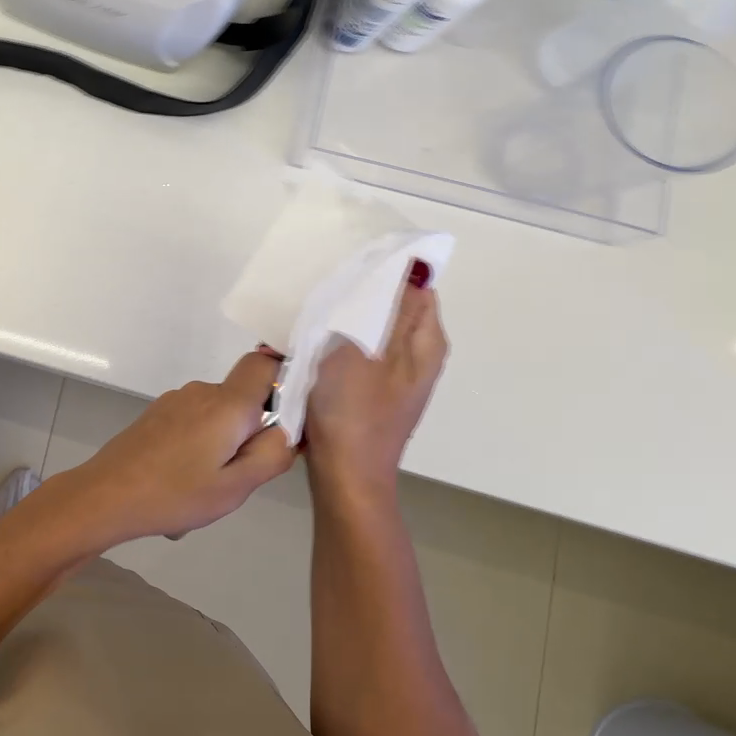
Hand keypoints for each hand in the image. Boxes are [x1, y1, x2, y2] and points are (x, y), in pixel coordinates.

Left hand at [58, 349, 294, 545]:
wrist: (106, 495)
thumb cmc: (175, 494)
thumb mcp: (236, 486)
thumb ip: (273, 454)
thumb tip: (292, 428)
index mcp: (225, 404)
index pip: (265, 365)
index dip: (286, 381)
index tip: (292, 419)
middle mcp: (200, 392)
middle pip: (244, 396)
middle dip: (254, 430)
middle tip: (242, 474)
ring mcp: (175, 401)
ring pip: (219, 414)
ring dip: (225, 443)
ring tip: (208, 484)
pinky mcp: (157, 414)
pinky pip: (196, 422)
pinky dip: (201, 446)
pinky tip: (185, 481)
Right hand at [304, 276, 448, 496]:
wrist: (344, 474)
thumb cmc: (354, 411)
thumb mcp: (369, 352)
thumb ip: (392, 309)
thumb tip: (417, 268)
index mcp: (425, 342)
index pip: (416, 286)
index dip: (385, 269)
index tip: (347, 261)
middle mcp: (418, 355)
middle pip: (393, 306)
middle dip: (360, 291)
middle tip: (321, 283)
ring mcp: (394, 375)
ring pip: (372, 327)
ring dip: (345, 316)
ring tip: (310, 309)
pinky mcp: (371, 390)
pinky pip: (357, 349)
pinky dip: (338, 340)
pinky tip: (312, 342)